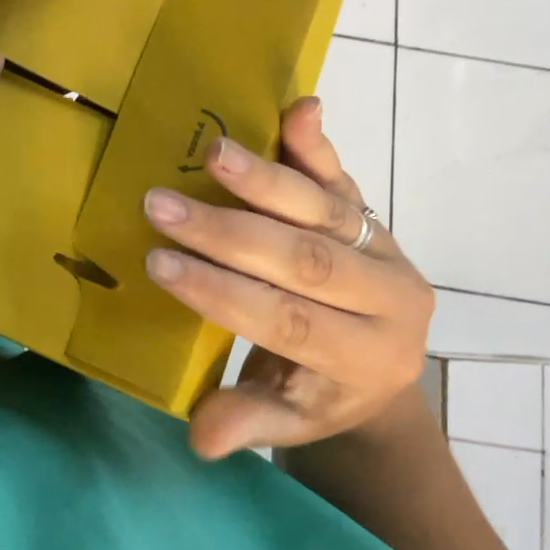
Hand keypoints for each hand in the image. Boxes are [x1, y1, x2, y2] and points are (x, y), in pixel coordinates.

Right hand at [140, 97, 435, 459]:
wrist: (378, 367)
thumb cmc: (318, 396)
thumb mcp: (287, 420)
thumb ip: (249, 422)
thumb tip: (201, 440)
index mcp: (366, 355)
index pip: (289, 318)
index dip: (223, 292)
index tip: (160, 265)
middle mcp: (390, 299)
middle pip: (304, 258)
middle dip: (226, 231)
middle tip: (159, 205)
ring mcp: (385, 250)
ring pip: (325, 211)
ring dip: (265, 179)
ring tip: (212, 152)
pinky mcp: (371, 217)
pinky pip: (344, 180)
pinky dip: (319, 145)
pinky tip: (299, 109)